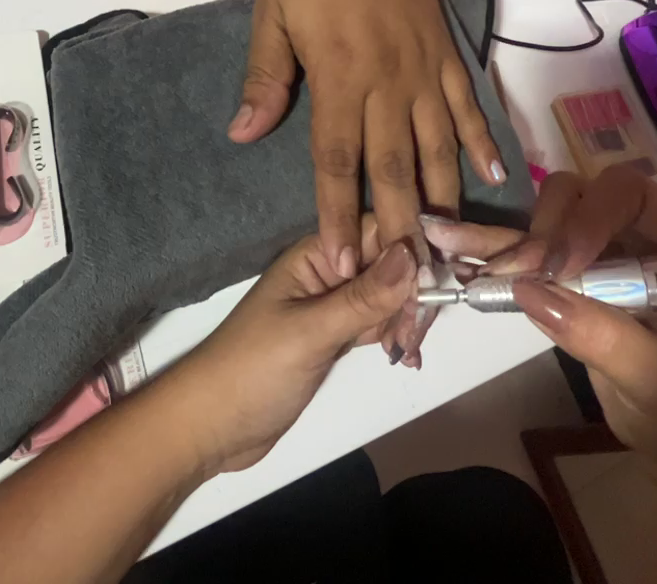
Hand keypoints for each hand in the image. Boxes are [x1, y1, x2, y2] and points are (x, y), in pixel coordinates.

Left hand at [158, 236, 417, 474]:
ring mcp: (331, 305)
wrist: (210, 426)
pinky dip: (393, 336)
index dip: (411, 247)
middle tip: (419, 332)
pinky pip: (375, 324)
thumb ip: (363, 297)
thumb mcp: (311, 331)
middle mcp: (327, 272)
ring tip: (411, 350)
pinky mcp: (333, 336)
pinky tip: (407, 356)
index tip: (445, 277)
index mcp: (315, 254)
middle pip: (387, 264)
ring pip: (386, 296)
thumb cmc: (252, 370)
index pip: (375, 230)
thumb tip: (413, 252)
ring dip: (406, 318)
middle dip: (412, 291)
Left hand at [229, 0, 503, 362]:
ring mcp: (425, 72)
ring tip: (450, 250)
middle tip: (404, 283)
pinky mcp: (449, 54)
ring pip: (437, 148)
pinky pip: (468, 106)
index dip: (337, 215)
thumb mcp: (272, 17)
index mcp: (339, 79)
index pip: (336, 161)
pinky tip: (491, 178)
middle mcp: (388, 85)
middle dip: (395, 228)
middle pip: (393, 168)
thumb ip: (264, 79)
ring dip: (442, 201)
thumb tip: (243, 136)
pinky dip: (479, 143)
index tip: (343, 265)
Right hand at [423, 170, 656, 525]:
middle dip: (544, 228)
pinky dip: (493, 257)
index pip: (630, 196)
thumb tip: (527, 291)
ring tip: (447, 242)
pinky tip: (457, 257)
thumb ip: (596, 332)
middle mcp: (634, 239)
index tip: (565, 264)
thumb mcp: (653, 375)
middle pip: (579, 199)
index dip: (591, 215)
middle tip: (519, 272)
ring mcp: (598, 258)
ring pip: (544, 224)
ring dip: (502, 237)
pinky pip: (527, 260)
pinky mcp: (568, 282)